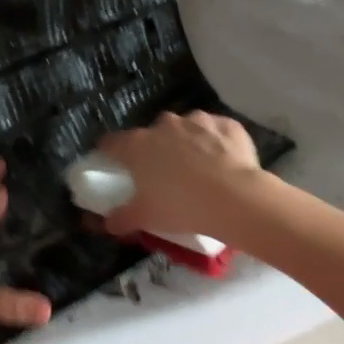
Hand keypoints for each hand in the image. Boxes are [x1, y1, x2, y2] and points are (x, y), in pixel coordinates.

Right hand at [97, 111, 263, 237]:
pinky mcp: (226, 124)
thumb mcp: (146, 218)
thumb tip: (108, 223)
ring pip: (184, 128)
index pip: (111, 142)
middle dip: (153, 150)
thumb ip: (121, 219)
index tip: (113, 165)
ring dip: (185, 143)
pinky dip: (215, 142)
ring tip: (196, 169)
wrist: (236, 198)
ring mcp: (197, 120)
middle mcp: (164, 125)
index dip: (109, 153)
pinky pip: (215, 130)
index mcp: (138, 145)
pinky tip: (223, 162)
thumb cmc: (182, 207)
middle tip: (161, 175)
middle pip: (151, 134)